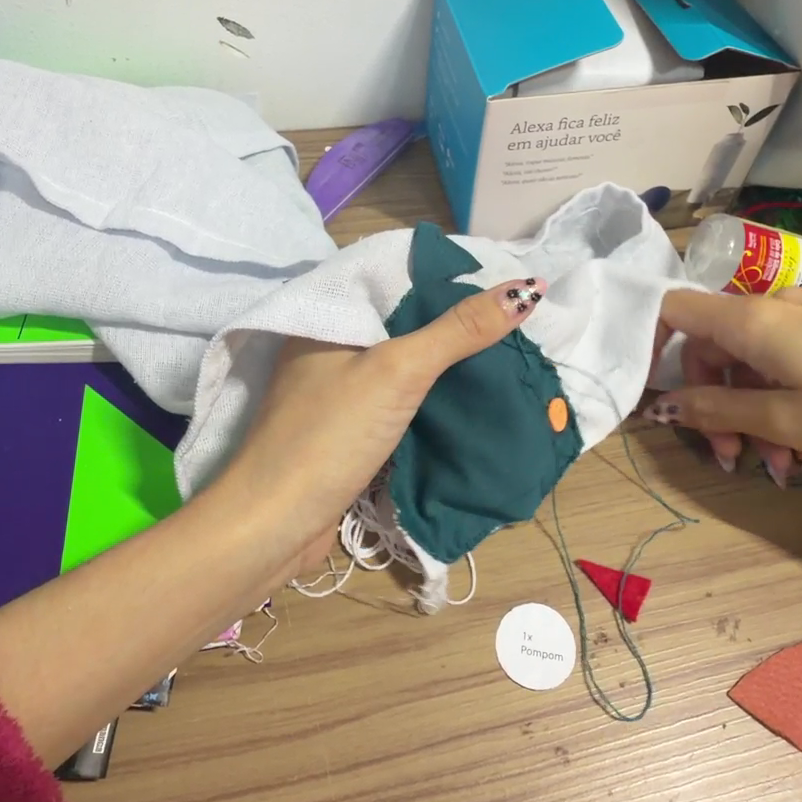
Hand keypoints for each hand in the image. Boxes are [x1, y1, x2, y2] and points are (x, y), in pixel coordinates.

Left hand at [219, 277, 546, 530]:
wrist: (273, 526)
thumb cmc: (330, 435)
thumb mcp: (399, 371)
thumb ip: (459, 331)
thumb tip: (529, 286)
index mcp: (327, 317)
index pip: (393, 277)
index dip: (446, 275)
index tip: (501, 275)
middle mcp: (327, 346)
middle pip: (401, 322)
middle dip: (453, 321)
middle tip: (514, 314)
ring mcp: (335, 391)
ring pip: (401, 363)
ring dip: (444, 361)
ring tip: (503, 348)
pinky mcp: (346, 430)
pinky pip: (397, 399)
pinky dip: (429, 395)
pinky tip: (467, 394)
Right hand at [644, 288, 801, 494]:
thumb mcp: (786, 420)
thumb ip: (716, 408)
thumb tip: (662, 405)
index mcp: (751, 319)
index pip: (673, 311)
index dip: (651, 348)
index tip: (657, 398)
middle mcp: (774, 306)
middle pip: (712, 345)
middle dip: (711, 402)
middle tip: (732, 458)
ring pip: (752, 361)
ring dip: (749, 412)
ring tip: (779, 466)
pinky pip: (786, 361)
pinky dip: (780, 401)